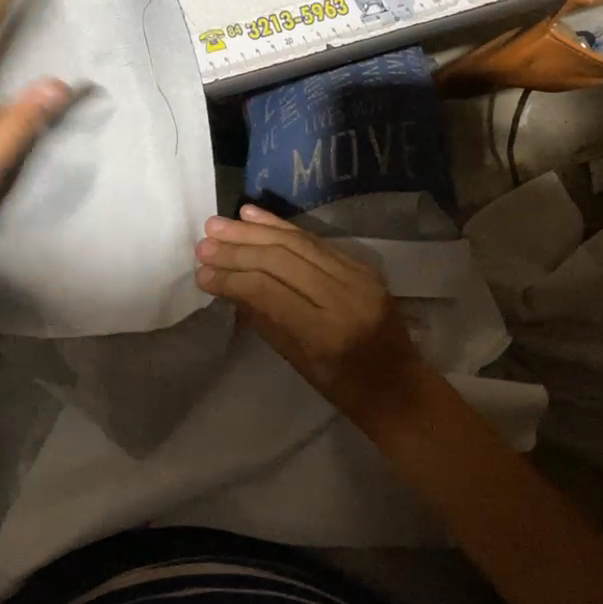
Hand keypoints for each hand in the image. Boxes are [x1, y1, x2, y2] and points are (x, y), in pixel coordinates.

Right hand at [195, 204, 426, 422]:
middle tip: (202, 245)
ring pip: (296, 243)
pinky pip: (314, 241)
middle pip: (280, 260)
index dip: (230, 278)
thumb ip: (262, 317)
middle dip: (237, 250)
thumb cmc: (343, 388)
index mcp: (326, 333)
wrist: (401, 387)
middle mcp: (344, 297)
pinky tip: (252, 216)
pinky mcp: (362, 265)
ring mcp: (358, 277)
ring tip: (218, 225)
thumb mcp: (296, 360)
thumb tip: (224, 284)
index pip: (268, 291)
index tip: (201, 274)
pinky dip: (280, 226)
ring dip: (253, 231)